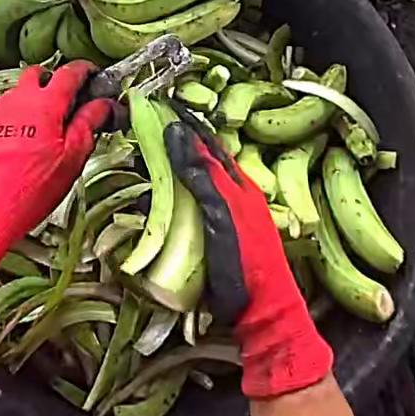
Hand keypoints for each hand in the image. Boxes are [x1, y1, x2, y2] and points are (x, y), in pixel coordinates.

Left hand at [0, 61, 112, 301]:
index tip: (92, 74)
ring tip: (43, 126)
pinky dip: (15, 117)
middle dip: (52, 80)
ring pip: (18, 92)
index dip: (84, 70)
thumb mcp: (73, 156)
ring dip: (32, 100)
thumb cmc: (36, 182)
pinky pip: (3, 111)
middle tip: (65, 100)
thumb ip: (89, 123)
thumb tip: (104, 104)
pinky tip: (21, 140)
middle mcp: (20, 98)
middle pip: (38, 73)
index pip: (69, 73)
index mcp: (47, 102)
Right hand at [167, 122, 331, 398]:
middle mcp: (233, 192)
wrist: (264, 312)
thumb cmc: (245, 261)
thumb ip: (200, 173)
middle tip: (150, 125)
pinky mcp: (218, 234)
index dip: (187, 121)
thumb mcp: (220, 212)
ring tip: (152, 156)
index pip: (207, 140)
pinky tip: (163, 198)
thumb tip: (177, 130)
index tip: (162, 103)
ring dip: (177, 165)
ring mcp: (227, 214)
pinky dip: (176, 193)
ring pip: (198, 179)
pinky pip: (193, 203)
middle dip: (179, 139)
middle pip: (203, 156)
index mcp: (237, 181)